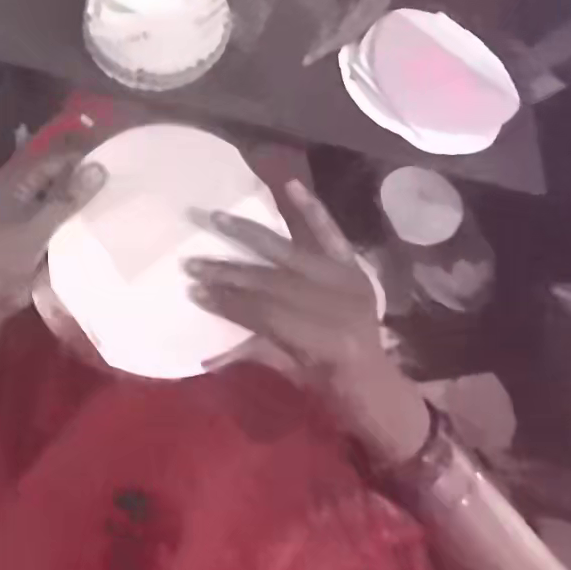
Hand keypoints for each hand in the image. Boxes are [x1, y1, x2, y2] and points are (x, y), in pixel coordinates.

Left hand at [0, 147, 107, 303]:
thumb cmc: (3, 257)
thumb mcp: (37, 226)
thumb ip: (67, 199)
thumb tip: (100, 168)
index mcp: (17, 188)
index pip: (53, 165)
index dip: (79, 162)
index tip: (112, 162)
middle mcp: (26, 201)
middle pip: (60, 186)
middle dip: (85, 186)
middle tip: (122, 184)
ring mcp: (33, 224)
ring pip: (64, 210)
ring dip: (84, 209)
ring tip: (121, 204)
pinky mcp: (40, 246)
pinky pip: (65, 232)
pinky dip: (80, 230)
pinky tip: (107, 230)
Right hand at [186, 179, 387, 388]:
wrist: (377, 381)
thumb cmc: (328, 385)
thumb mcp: (289, 372)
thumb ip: (252, 350)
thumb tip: (204, 351)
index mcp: (326, 339)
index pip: (264, 312)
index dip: (228, 302)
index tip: (194, 291)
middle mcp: (339, 303)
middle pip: (272, 279)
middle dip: (229, 270)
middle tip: (193, 261)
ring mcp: (346, 279)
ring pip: (289, 252)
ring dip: (249, 235)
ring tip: (215, 218)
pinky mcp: (352, 265)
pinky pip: (330, 232)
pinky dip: (311, 208)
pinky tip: (289, 185)